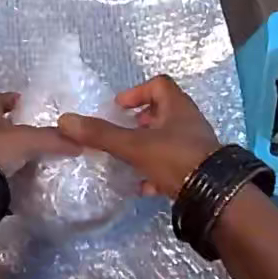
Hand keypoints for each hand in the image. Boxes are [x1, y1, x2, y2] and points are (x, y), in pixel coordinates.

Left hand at [0, 92, 80, 176]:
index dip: (8, 98)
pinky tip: (16, 180)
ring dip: (5, 153)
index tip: (20, 100)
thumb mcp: (29, 140)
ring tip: (26, 160)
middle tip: (29, 134)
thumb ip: (53, 140)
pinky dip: (1, 175)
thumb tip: (79, 143)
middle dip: (8, 128)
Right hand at [57, 75, 220, 198]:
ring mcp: (195, 147)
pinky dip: (157, 171)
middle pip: (164, 112)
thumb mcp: (133, 145)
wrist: (212, 194)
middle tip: (124, 130)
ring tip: (130, 156)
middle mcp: (189, 123)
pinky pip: (174, 165)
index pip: (159, 85)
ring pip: (169, 139)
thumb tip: (64, 120)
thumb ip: (100, 134)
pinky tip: (143, 186)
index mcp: (177, 108)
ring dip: (149, 145)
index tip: (118, 107)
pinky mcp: (197, 170)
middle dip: (142, 120)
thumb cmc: (175, 159)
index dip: (137, 92)